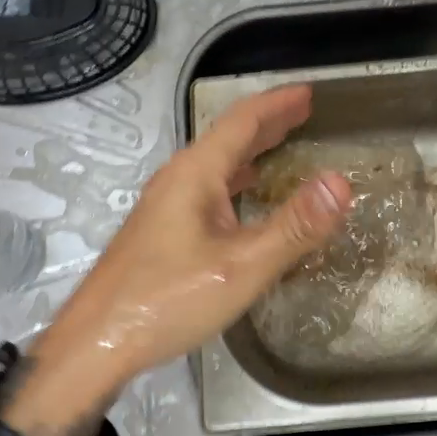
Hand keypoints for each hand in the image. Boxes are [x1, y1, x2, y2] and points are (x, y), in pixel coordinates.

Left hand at [0, 85, 352, 435]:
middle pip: (229, 136)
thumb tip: (340, 182)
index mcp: (196, 172)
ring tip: (284, 143)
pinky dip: (237, 177)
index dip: (278, 103)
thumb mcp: (242, 266)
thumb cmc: (168, 299)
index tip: (310, 93)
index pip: (243, 120)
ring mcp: (166, 203)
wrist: (95, 342)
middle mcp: (179, 177)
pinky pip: (208, 186)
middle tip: (306, 111)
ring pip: (217, 162)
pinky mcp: (161, 228)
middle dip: (268, 120)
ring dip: (252, 148)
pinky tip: (245, 196)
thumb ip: (293, 226)